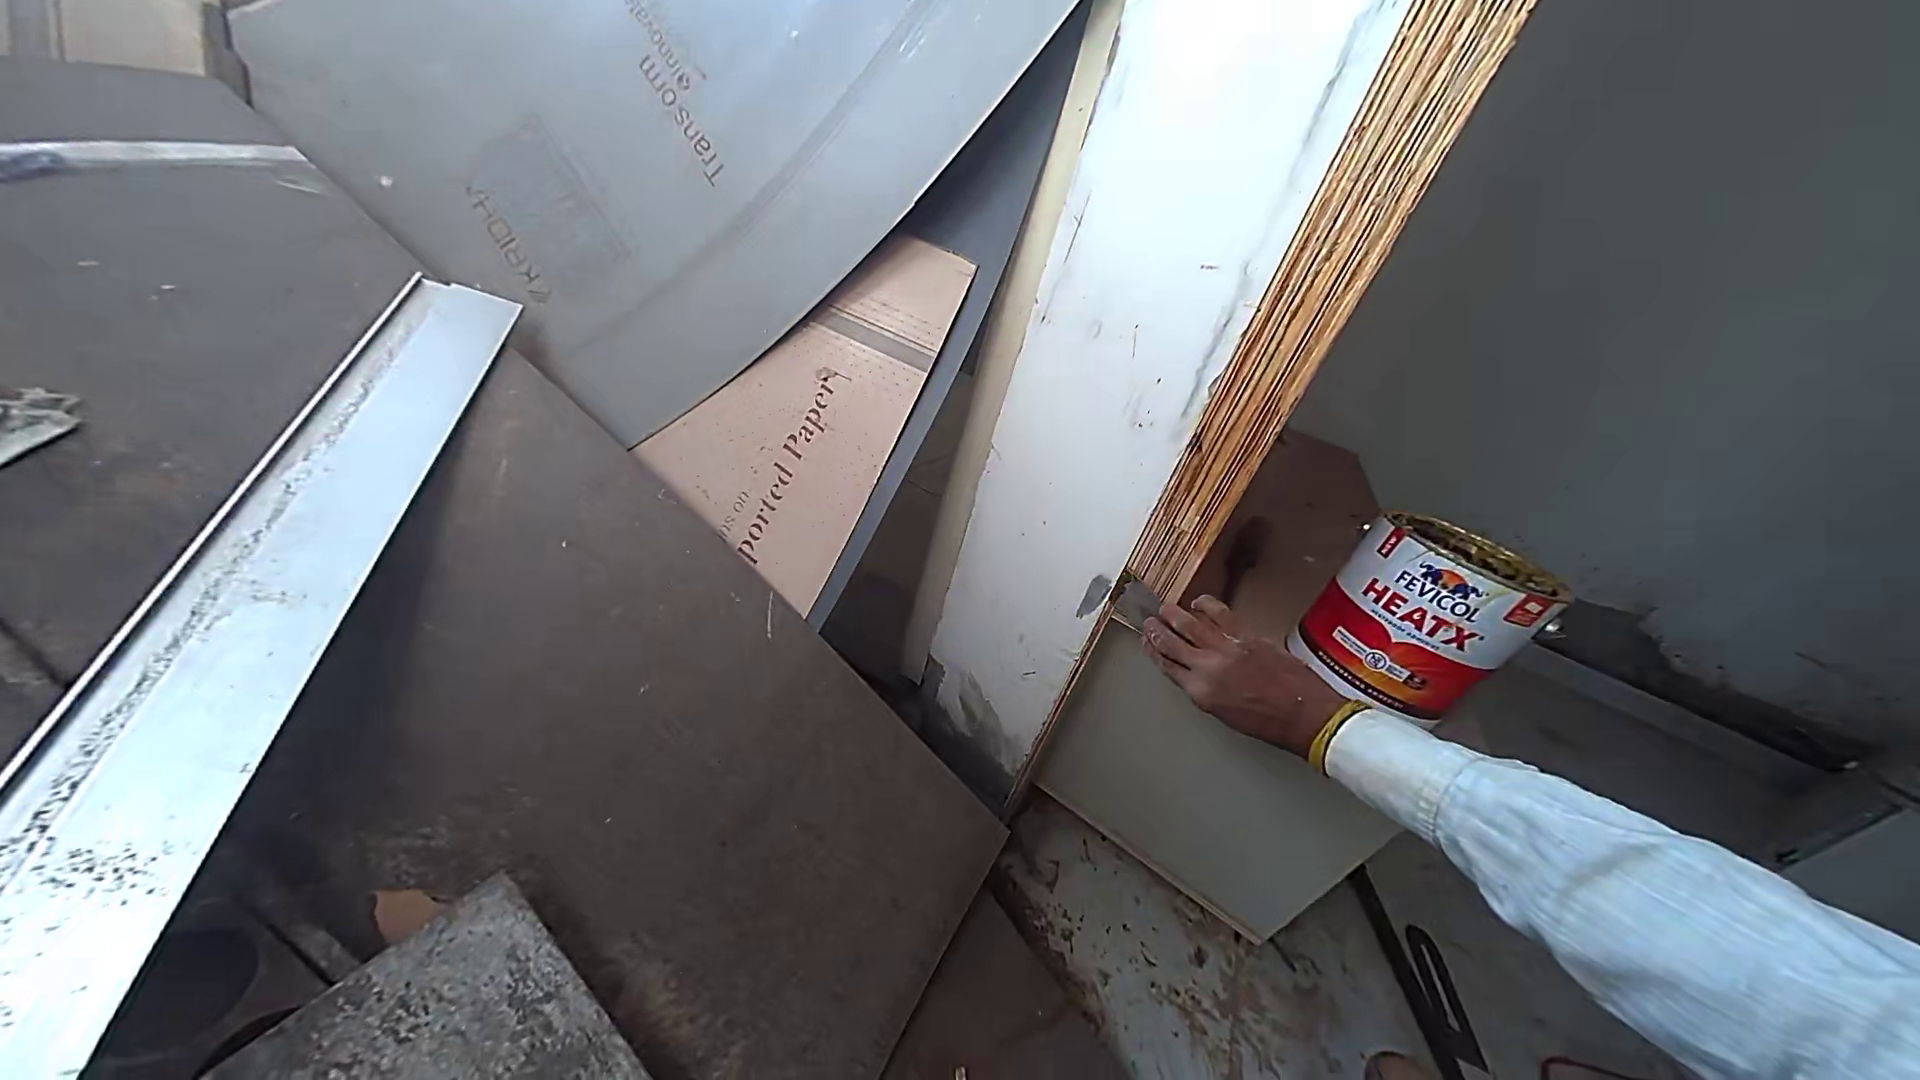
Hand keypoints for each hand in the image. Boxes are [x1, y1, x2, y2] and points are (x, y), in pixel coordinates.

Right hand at [1141, 595, 1349, 757]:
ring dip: (1173, 614)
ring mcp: (1226, 648)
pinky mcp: (1246, 636)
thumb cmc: (1268, 722)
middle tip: (1149, 621)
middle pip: (1171, 642)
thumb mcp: (1223, 713)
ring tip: (1165, 609)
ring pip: (1189, 624)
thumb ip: (1202, 689)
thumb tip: (1191, 670)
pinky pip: (1219, 614)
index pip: (1166, 665)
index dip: (1152, 650)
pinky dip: (1204, 605)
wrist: (1306, 716)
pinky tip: (1197, 602)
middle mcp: (1207, 667)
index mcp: (1200, 691)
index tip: (1146, 641)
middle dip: (1156, 630)